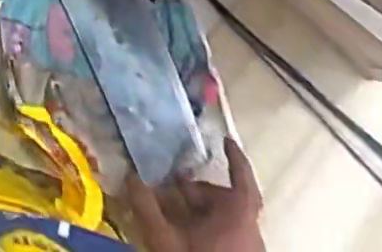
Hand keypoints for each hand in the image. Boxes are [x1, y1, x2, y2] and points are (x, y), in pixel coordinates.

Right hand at [124, 138, 265, 251]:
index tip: (224, 140)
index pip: (242, 178)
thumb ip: (146, 206)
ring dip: (202, 213)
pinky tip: (187, 237)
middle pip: (227, 199)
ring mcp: (249, 250)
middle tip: (174, 187)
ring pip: (227, 221)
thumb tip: (131, 176)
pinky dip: (210, 230)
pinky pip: (229, 238)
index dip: (235, 157)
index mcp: (238, 215)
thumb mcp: (165, 239)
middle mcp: (251, 231)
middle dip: (199, 191)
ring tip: (175, 214)